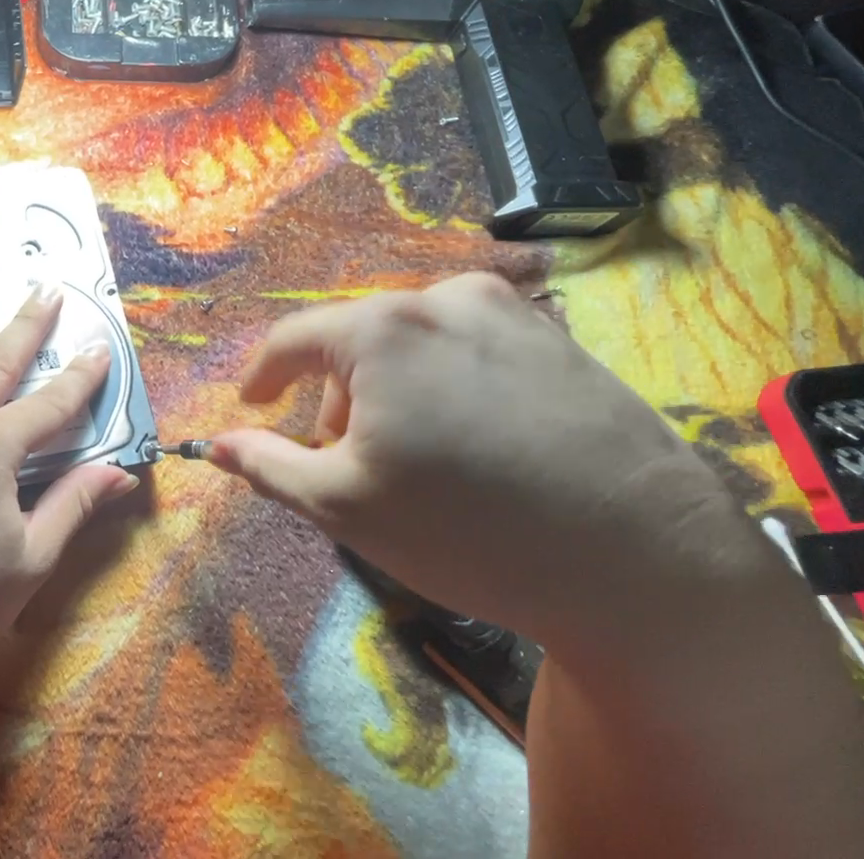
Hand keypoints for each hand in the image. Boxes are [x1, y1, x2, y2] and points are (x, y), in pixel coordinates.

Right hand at [210, 272, 778, 656]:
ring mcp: (514, 314)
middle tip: (345, 457)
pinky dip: (447, 384)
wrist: (648, 565)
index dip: (262, 376)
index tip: (253, 406)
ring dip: (392, 388)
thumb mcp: (342, 506)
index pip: (291, 340)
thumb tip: (215, 445)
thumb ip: (266, 465)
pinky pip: (472, 348)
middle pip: (355, 339)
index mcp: (381, 329)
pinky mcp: (563, 340)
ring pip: (415, 341)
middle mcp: (445, 299)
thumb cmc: (467, 530)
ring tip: (415, 454)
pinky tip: (474, 442)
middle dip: (335, 395)